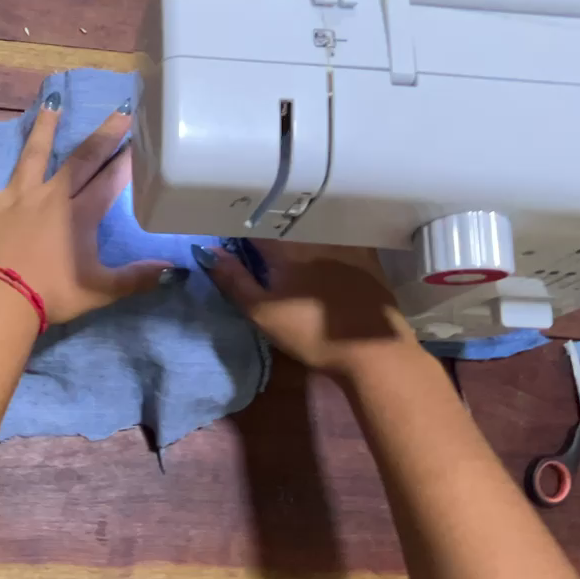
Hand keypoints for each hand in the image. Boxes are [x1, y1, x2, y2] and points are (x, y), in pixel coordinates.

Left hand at [0, 105, 172, 324]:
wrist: (1, 300)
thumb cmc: (51, 296)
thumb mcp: (101, 290)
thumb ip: (137, 278)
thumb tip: (175, 271)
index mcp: (80, 214)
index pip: (111, 181)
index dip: (129, 159)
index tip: (145, 137)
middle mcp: (51, 196)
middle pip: (82, 159)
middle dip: (104, 135)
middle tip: (121, 111)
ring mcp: (17, 196)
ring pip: (32, 154)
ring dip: (44, 127)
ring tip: (52, 101)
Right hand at [199, 239, 418, 375]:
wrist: (372, 352)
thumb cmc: (310, 333)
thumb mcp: (262, 313)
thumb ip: (234, 280)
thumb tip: (207, 251)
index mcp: (286, 249)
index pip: (256, 229)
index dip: (241, 232)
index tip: (231, 238)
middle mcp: (316, 238)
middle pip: (286, 226)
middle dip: (270, 230)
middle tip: (260, 243)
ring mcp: (346, 246)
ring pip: (315, 229)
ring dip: (299, 232)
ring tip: (290, 245)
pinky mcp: (368, 259)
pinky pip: (341, 237)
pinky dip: (327, 239)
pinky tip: (323, 256)